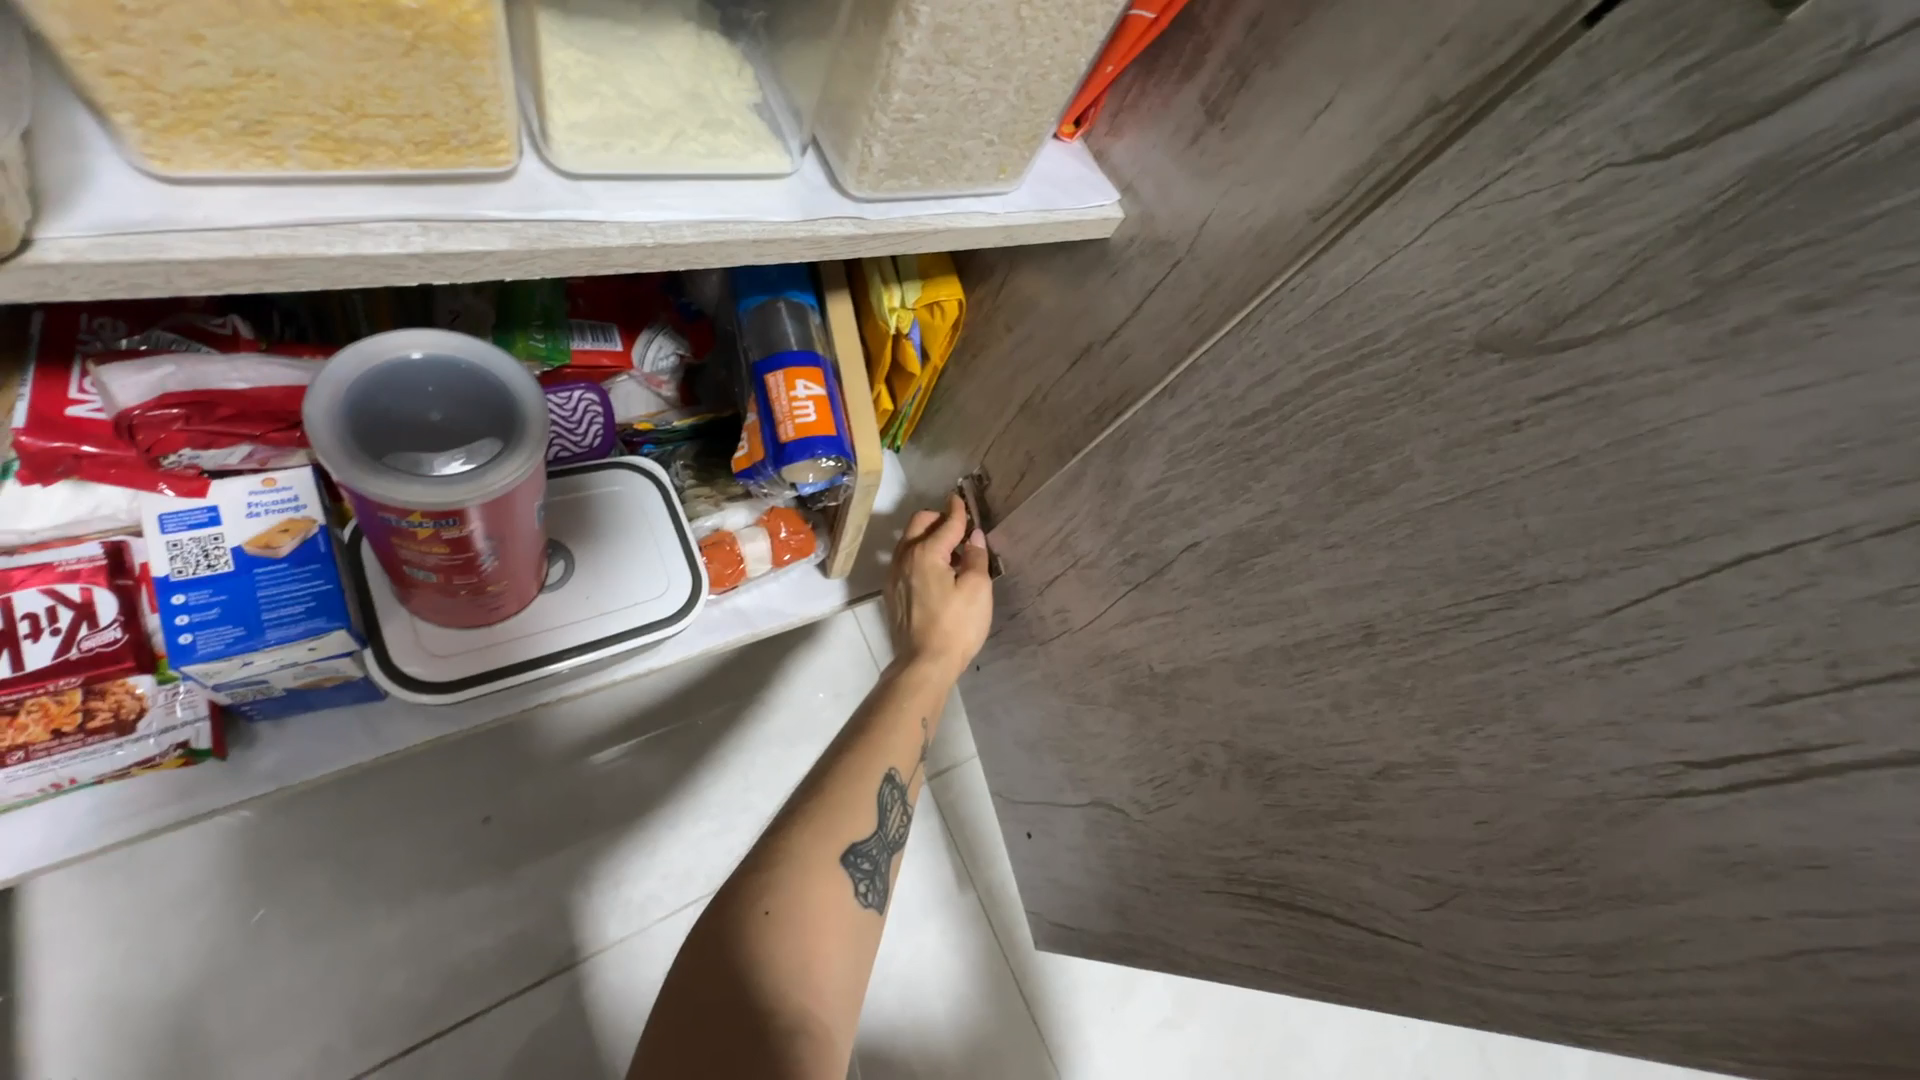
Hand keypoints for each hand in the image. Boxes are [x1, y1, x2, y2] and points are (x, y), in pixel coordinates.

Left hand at [887, 494, 993, 680]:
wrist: (924, 663)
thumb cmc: (956, 626)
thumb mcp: (978, 590)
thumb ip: (977, 557)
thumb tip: (974, 537)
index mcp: (926, 553)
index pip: (946, 523)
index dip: (958, 510)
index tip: (961, 498)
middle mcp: (904, 558)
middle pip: (919, 524)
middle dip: (937, 518)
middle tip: (957, 525)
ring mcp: (894, 575)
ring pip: (908, 542)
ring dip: (927, 536)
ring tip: (949, 549)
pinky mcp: (892, 593)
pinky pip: (904, 560)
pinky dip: (919, 554)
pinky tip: (935, 570)